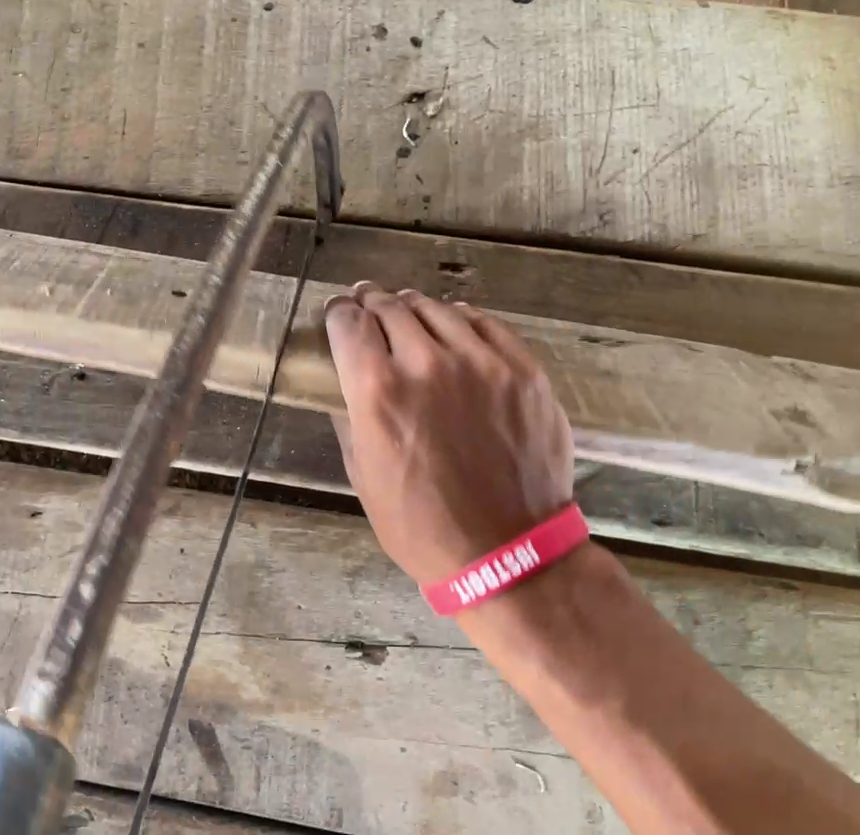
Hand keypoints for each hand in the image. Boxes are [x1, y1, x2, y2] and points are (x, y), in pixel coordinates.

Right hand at [323, 282, 574, 585]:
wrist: (507, 554)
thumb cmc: (420, 524)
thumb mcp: (361, 473)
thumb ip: (351, 415)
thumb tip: (347, 380)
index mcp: (377, 391)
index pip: (348, 322)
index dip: (338, 313)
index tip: (338, 314)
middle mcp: (426, 363)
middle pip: (389, 307)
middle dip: (371, 303)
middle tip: (368, 306)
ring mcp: (480, 362)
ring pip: (436, 308)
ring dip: (413, 307)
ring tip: (408, 312)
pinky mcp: (522, 370)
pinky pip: (484, 323)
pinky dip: (459, 318)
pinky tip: (452, 324)